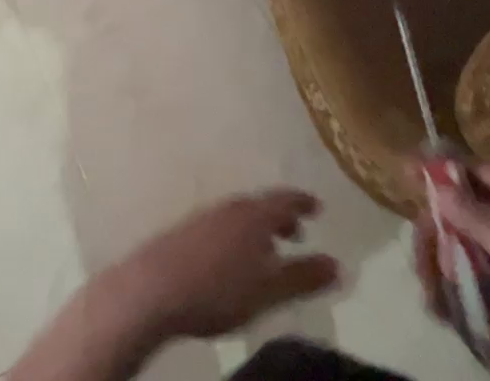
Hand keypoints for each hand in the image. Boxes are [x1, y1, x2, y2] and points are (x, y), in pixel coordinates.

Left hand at [106, 188, 340, 340]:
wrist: (151, 290)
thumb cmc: (216, 290)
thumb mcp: (268, 291)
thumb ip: (303, 277)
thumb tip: (339, 264)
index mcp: (253, 215)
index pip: (284, 199)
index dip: (302, 201)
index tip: (318, 207)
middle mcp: (229, 208)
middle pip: (260, 205)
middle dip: (281, 218)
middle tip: (296, 234)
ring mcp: (203, 217)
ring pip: (238, 216)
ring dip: (257, 228)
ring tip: (266, 251)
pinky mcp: (183, 232)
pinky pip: (220, 226)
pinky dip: (236, 235)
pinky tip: (232, 259)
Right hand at [414, 164, 489, 380]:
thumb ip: (484, 222)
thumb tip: (439, 185)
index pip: (476, 170)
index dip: (442, 168)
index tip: (405, 171)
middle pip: (458, 210)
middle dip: (434, 231)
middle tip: (424, 262)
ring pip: (457, 244)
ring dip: (438, 266)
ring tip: (433, 298)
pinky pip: (467, 276)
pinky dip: (450, 288)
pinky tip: (444, 310)